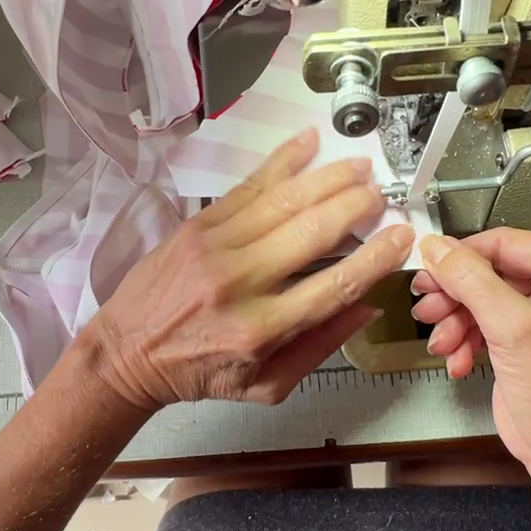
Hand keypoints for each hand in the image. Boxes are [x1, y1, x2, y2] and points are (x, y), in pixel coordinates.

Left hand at [82, 130, 413, 410]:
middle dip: (357, 206)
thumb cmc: (199, 373)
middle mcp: (242, 282)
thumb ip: (319, 347)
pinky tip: (308, 143)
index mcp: (263, 329)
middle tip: (381, 195)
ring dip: (329, 177)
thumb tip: (367, 306)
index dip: (376, 257)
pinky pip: (249, 186)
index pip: (335, 285)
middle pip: (314, 231)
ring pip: (286, 200)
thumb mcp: (266, 387)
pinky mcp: (199, 225)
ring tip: (359, 166)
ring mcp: (217, 247)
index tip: (402, 236)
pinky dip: (282, 162)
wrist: (127, 351)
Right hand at [411, 230, 530, 495]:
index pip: (506, 242)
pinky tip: (456, 358)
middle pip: (490, 270)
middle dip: (455, 294)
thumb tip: (436, 247)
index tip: (426, 267)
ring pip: (481, 296)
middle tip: (427, 306)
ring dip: (455, 319)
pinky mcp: (527, 336)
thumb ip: (471, 281)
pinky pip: (484, 321)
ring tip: (441, 340)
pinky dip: (464, 338)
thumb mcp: (513, 329)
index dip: (461, 257)